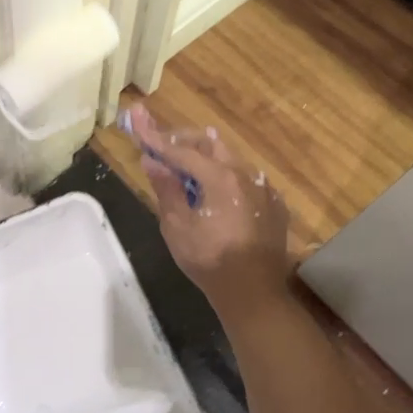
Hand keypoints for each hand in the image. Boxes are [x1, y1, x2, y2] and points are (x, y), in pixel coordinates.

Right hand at [125, 104, 291, 322]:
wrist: (254, 294)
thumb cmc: (210, 260)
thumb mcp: (177, 226)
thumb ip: (166, 188)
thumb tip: (152, 160)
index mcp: (221, 177)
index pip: (181, 150)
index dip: (155, 137)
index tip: (137, 118)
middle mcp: (247, 175)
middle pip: (210, 145)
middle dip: (183, 142)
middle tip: (161, 148)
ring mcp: (265, 190)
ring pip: (231, 160)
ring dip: (206, 159)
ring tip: (185, 170)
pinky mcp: (274, 207)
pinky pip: (247, 180)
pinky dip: (226, 178)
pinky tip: (215, 193)